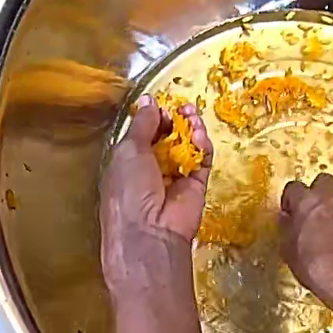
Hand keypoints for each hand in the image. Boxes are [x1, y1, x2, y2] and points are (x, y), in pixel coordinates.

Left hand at [100, 97, 210, 293]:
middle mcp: (152, 170)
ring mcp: (175, 178)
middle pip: (168, 138)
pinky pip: (203, 161)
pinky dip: (203, 145)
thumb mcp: (128, 150)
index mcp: (128, 163)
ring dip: (191, 128)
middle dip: (173, 120)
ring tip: (192, 115)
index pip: (144, 135)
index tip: (159, 105)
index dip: (152, 118)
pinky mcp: (196, 185)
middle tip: (179, 109)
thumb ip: (142, 124)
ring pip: (188, 146)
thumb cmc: (129, 190)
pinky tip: (200, 133)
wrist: (149, 232)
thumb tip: (149, 100)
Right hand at [279, 173, 332, 314]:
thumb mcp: (287, 248)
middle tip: (305, 211)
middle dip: (313, 193)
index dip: (289, 199)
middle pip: (321, 182)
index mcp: (307, 201)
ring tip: (319, 228)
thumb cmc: (314, 265)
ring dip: (328, 208)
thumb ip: (286, 228)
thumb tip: (286, 220)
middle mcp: (331, 200)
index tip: (287, 211)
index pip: (294, 187)